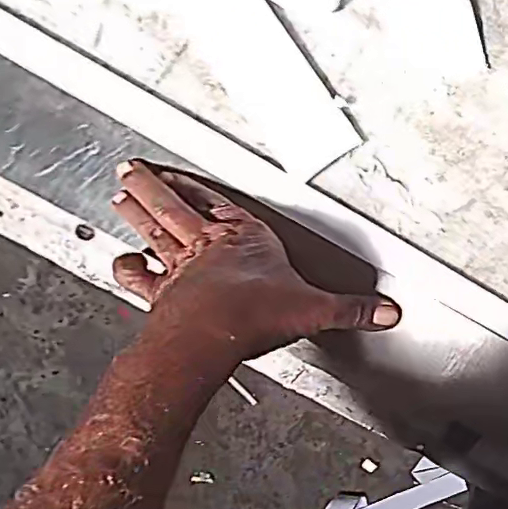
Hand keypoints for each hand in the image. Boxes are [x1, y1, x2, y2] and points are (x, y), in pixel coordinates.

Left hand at [109, 160, 399, 366]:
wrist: (206, 340)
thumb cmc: (252, 316)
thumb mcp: (317, 310)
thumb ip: (352, 310)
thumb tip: (386, 312)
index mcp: (245, 241)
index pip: (223, 207)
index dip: (204, 191)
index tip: (189, 178)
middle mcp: (207, 249)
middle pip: (175, 209)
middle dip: (155, 188)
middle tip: (134, 169)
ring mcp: (180, 270)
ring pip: (153, 231)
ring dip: (137, 212)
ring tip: (121, 195)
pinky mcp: (161, 295)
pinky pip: (137, 275)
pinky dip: (127, 266)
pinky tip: (122, 261)